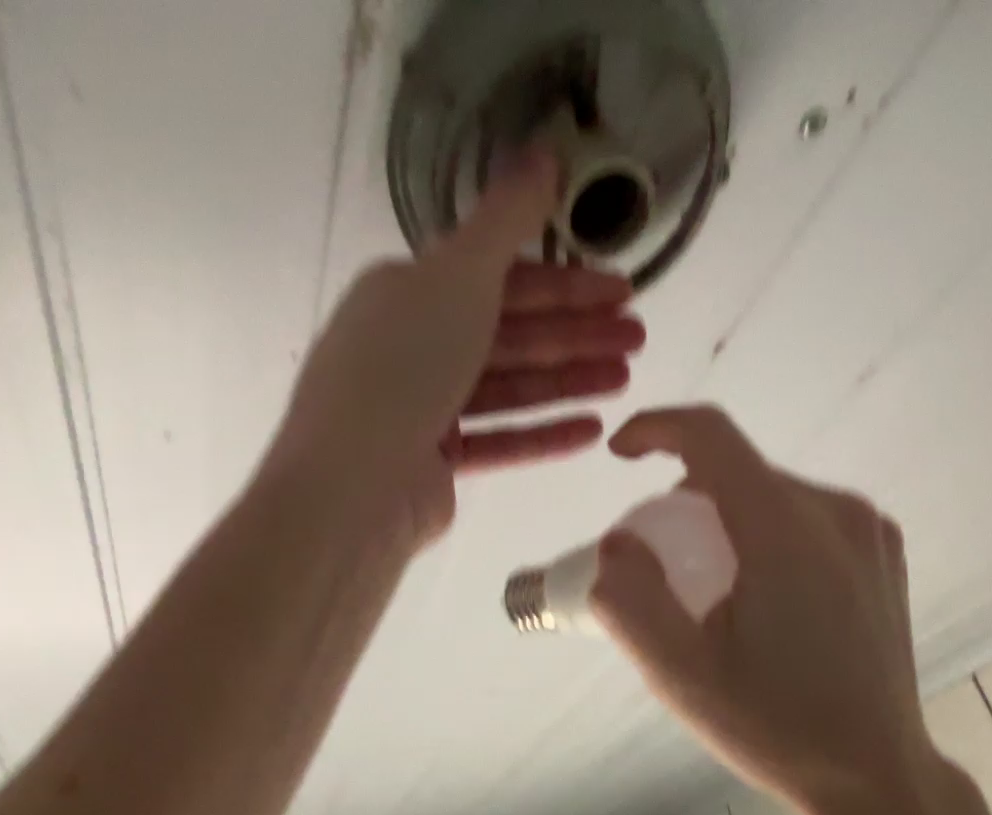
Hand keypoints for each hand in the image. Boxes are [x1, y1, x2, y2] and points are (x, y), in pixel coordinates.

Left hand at [275, 150, 644, 545]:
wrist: (353, 486)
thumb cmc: (404, 367)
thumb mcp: (459, 276)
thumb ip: (507, 218)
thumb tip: (544, 150)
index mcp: (407, 294)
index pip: (498, 279)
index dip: (565, 282)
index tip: (622, 290)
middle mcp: (409, 345)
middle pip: (509, 333)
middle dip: (577, 333)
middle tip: (639, 338)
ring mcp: (420, 408)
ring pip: (508, 386)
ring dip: (568, 380)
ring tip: (626, 380)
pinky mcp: (434, 462)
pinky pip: (499, 438)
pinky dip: (543, 431)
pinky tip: (592, 430)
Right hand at [589, 406, 943, 814]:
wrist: (877, 776)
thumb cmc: (776, 728)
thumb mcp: (682, 676)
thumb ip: (631, 601)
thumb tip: (618, 543)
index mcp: (787, 530)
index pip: (712, 437)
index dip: (656, 429)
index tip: (619, 454)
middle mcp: (837, 511)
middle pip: (738, 472)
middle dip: (684, 501)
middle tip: (660, 567)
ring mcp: (869, 531)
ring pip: (771, 494)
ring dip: (725, 521)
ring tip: (711, 593)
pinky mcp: (884, 553)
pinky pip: (806, 517)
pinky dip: (766, 535)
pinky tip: (764, 599)